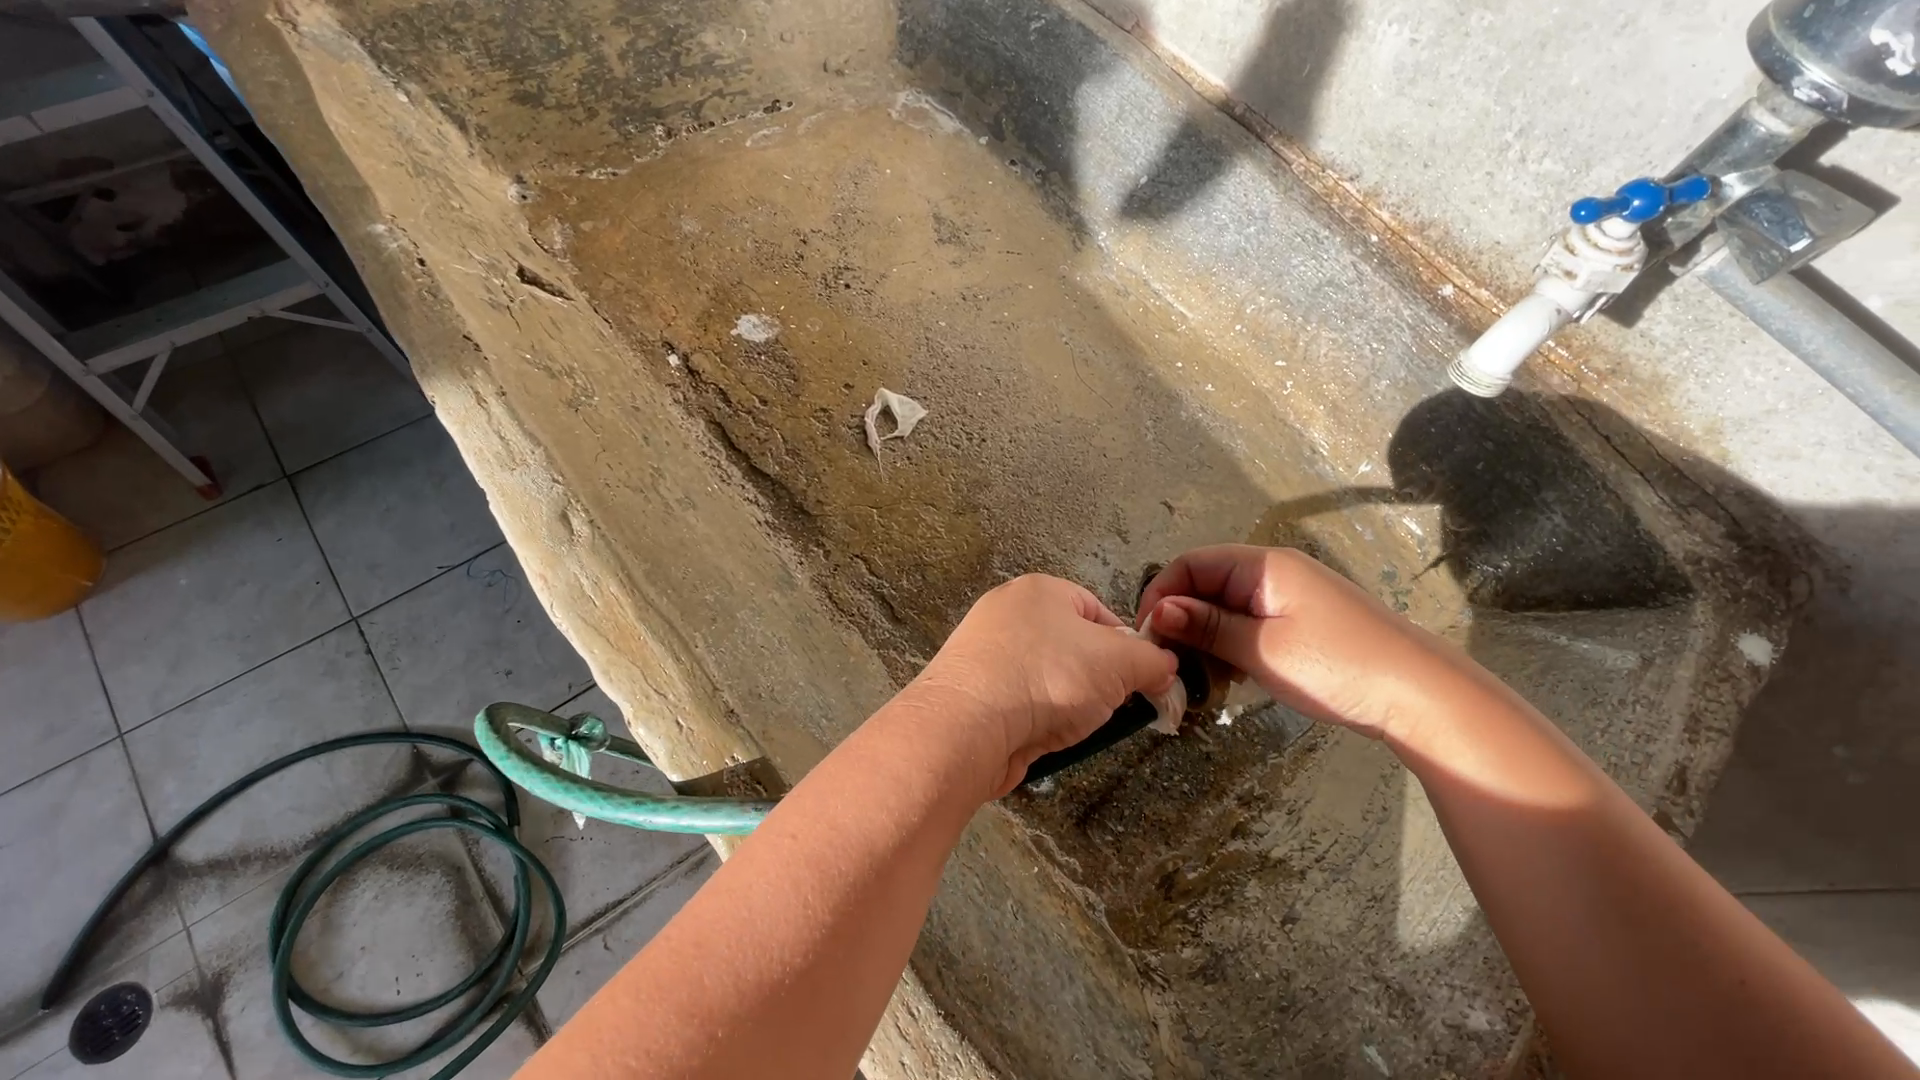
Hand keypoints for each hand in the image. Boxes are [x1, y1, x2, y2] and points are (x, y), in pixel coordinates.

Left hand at [909, 575, 1178, 795]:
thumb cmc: (1049, 678)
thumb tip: (1165, 670)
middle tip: (1114, 706)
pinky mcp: (973, 693)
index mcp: (1040, 589)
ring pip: (1049, 677)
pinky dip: (1039, 718)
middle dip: (1100, 679)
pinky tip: (1047, 738)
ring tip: (1079, 727)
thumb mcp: (1121, 662)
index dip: (1128, 648)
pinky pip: (1022, 701)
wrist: (968, 728)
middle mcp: (1008, 613)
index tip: (1141, 681)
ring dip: (1071, 703)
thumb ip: (1153, 662)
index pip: (1099, 612)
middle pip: (1074, 646)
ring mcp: (985, 653)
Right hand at [1139, 545, 1500, 742]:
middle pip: (1207, 584)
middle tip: (1169, 663)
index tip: (1145, 635)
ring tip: (1198, 677)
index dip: (1161, 594)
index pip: (1191, 564)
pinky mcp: (1302, 620)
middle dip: (1181, 620)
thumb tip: (1157, 611)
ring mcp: (1290, 596)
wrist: (1418, 693)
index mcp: (1263, 565)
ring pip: (1227, 607)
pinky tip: (1230, 677)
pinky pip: (1250, 622)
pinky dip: (1232, 646)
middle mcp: (1274, 571)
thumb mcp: (1261, 649)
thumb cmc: (1335, 665)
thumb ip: (1206, 627)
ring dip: (1206, 638)